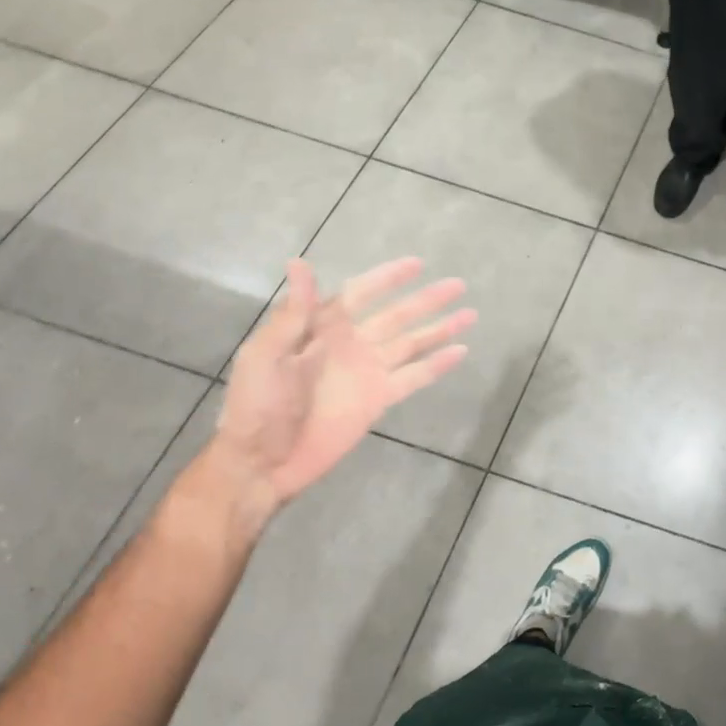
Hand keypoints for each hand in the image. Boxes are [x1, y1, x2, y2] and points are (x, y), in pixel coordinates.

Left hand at [210, 257, 475, 516]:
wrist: (260, 463)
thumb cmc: (256, 406)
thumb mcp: (264, 355)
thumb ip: (291, 314)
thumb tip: (300, 263)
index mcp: (323, 329)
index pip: (362, 294)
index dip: (388, 278)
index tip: (417, 264)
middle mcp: (352, 345)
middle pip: (397, 315)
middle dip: (427, 300)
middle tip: (457, 284)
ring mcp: (368, 372)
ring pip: (412, 343)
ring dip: (440, 328)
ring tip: (470, 314)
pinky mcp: (378, 399)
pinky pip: (414, 377)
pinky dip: (437, 365)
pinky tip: (461, 351)